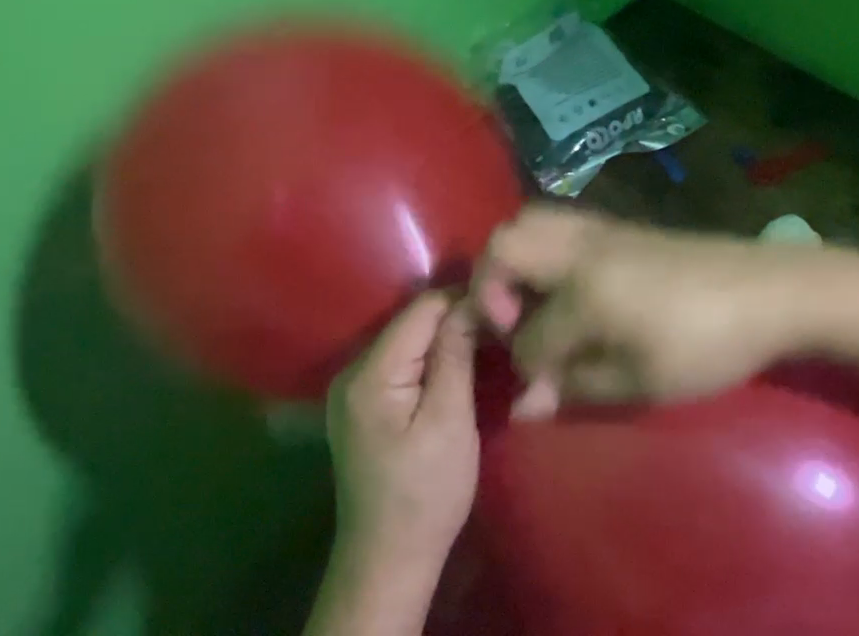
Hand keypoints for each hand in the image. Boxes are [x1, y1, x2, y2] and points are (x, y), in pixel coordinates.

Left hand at [326, 291, 478, 566]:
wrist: (389, 559)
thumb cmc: (425, 492)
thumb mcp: (449, 420)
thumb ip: (455, 355)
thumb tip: (471, 300)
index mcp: (369, 373)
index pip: (421, 308)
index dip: (465, 300)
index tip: (506, 305)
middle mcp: (352, 371)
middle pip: (412, 322)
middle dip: (458, 317)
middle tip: (504, 323)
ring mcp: (354, 390)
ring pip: (410, 341)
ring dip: (448, 337)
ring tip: (491, 339)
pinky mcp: (365, 406)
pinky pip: (403, 364)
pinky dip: (433, 358)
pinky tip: (462, 364)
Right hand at [473, 207, 814, 417]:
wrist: (771, 290)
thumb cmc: (709, 344)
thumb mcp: (644, 381)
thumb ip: (577, 388)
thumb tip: (526, 404)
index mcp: (584, 290)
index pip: (527, 334)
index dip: (529, 369)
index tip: (542, 390)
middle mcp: (582, 249)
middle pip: (505, 246)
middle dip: (491, 288)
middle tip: (515, 325)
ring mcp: (603, 230)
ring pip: (530, 221)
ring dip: (515, 261)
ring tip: (535, 304)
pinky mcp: (623, 226)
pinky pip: (561, 223)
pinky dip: (544, 249)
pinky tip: (569, 289)